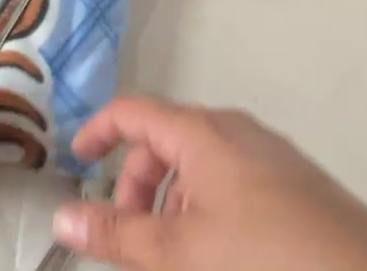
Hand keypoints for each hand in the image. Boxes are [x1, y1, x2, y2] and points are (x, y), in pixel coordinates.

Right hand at [53, 97, 366, 270]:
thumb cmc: (267, 264)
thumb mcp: (180, 254)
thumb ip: (118, 234)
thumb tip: (61, 219)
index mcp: (203, 133)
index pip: (132, 112)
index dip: (98, 132)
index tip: (77, 161)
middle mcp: (238, 131)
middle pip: (167, 140)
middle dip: (138, 183)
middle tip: (130, 235)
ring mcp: (277, 158)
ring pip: (204, 166)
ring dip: (175, 202)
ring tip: (177, 256)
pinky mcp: (305, 188)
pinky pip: (238, 182)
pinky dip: (211, 209)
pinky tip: (224, 257)